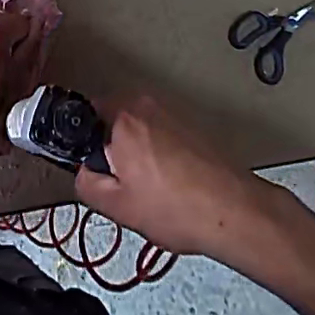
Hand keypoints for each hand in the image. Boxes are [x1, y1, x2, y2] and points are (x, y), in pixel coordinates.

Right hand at [75, 98, 280, 258]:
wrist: (230, 208)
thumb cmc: (178, 206)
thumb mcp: (116, 206)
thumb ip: (86, 182)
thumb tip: (84, 171)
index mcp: (124, 119)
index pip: (86, 114)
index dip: (83, 143)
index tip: (89, 164)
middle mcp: (148, 106)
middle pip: (113, 121)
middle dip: (112, 148)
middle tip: (120, 182)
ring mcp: (172, 112)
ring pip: (138, 129)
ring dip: (136, 152)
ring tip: (149, 187)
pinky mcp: (190, 123)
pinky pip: (161, 133)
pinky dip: (159, 153)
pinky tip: (168, 183)